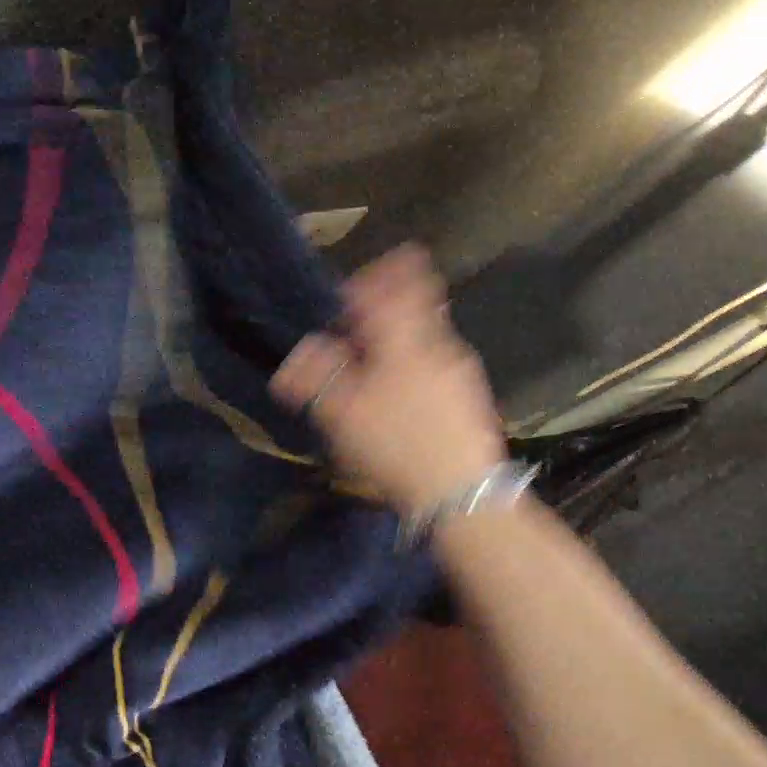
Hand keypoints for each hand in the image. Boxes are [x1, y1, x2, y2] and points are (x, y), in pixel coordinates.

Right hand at [270, 244, 505, 513]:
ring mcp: (459, 372)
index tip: (363, 275)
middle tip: (364, 309)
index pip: (396, 290)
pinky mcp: (467, 397)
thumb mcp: (340, 412)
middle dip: (390, 303)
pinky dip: (411, 360)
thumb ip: (316, 375)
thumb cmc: (394, 444)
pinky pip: (434, 362)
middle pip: (417, 309)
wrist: (461, 491)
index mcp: (404, 343)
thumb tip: (300, 349)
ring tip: (371, 353)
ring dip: (398, 336)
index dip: (379, 276)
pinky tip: (396, 387)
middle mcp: (439, 347)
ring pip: (425, 337)